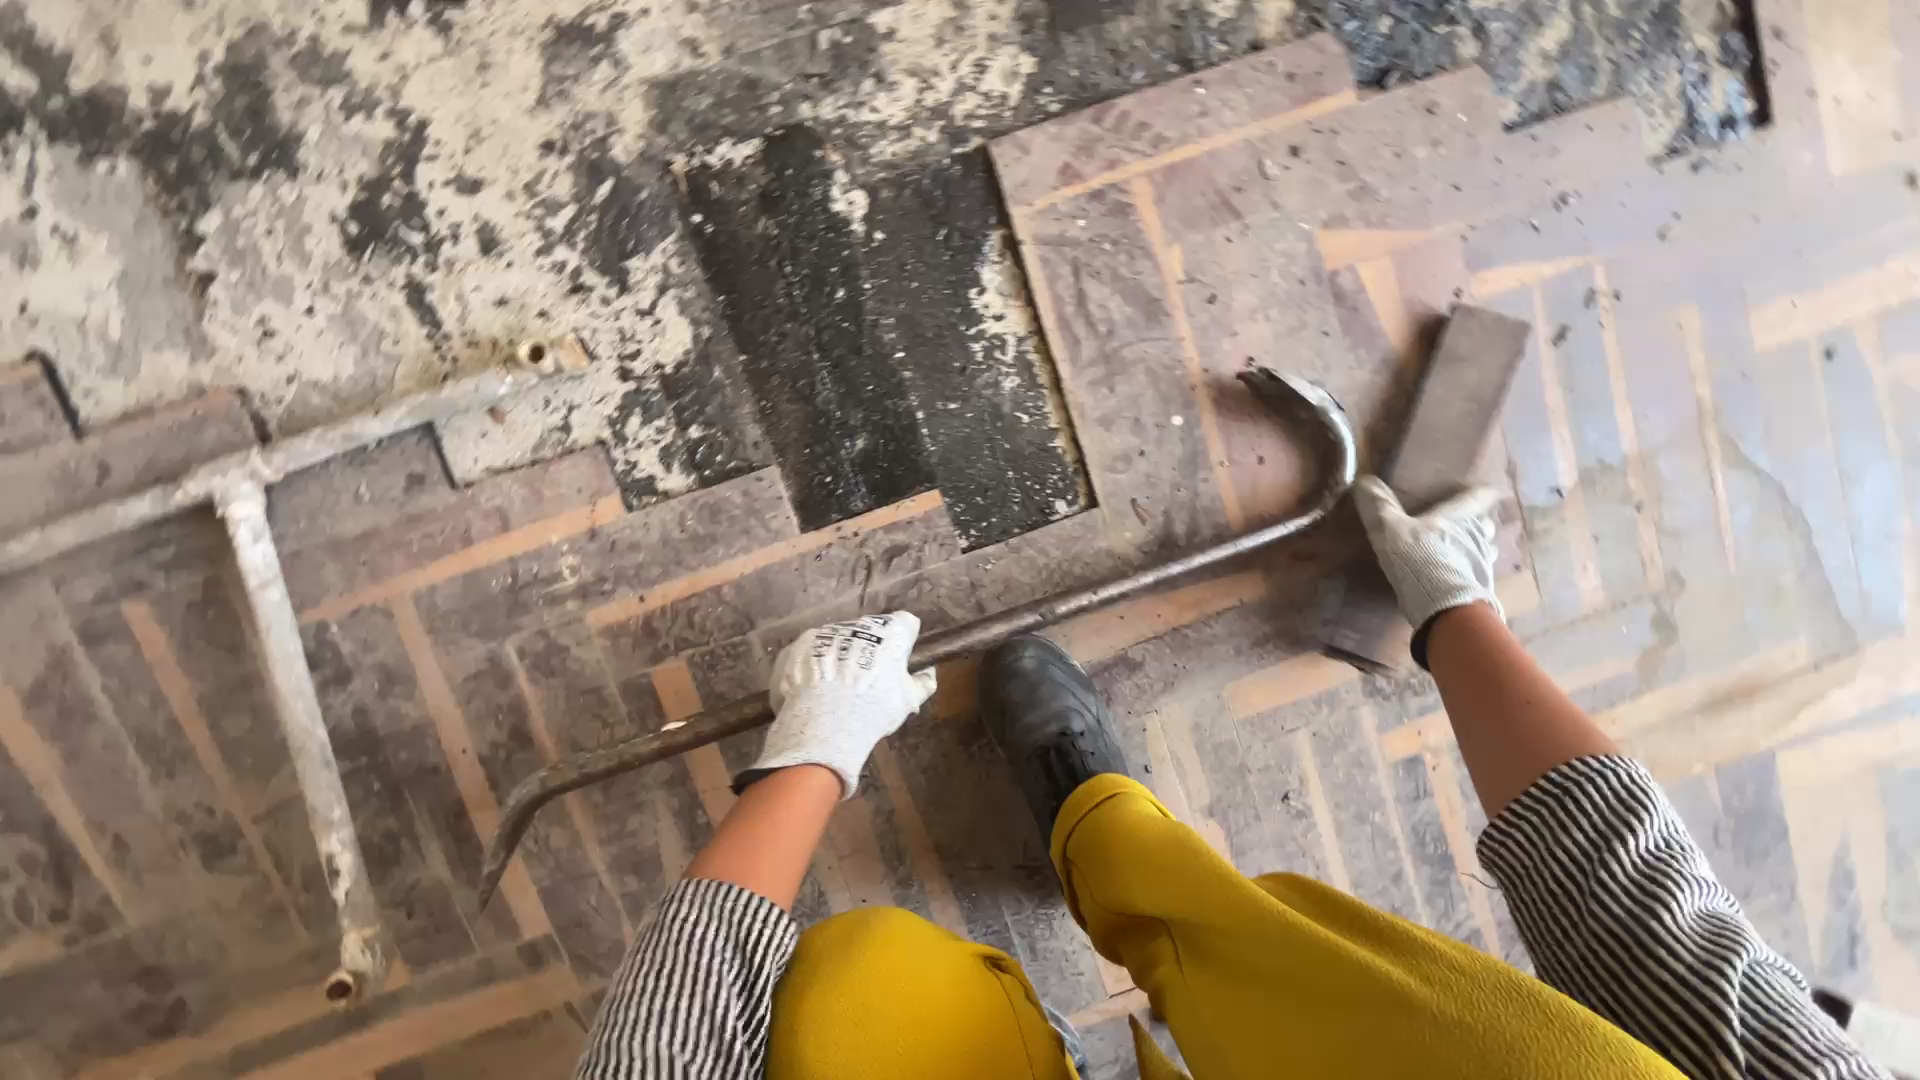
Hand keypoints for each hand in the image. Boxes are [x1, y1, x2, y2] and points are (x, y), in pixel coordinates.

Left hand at [737, 612, 937, 798]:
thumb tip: (928, 671)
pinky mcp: (797, 645)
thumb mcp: (909, 701)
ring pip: (838, 639)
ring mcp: (824, 632)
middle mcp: (858, 624)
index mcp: (891, 632)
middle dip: (870, 648)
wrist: (823, 727)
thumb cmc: (873, 711)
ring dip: (840, 654)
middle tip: (866, 677)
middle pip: (869, 630)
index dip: (904, 640)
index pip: (905, 623)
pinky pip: (809, 651)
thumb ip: (923, 681)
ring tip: (834, 687)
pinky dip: (812, 665)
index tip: (899, 657)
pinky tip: (812, 689)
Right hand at [1353, 475, 1502, 634]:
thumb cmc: (1419, 559)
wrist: (1444, 606)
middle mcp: (1478, 536)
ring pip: (1484, 548)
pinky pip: (1478, 572)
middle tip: (1458, 524)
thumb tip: (1363, 481)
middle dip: (1475, 522)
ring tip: (1456, 552)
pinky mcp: (1482, 587)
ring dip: (1473, 548)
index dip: (1478, 491)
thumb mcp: (1388, 529)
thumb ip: (1377, 505)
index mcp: (1460, 517)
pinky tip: (1453, 577)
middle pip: (1485, 522)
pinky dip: (1468, 571)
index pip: (1481, 496)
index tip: (1471, 490)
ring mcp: (1483, 563)